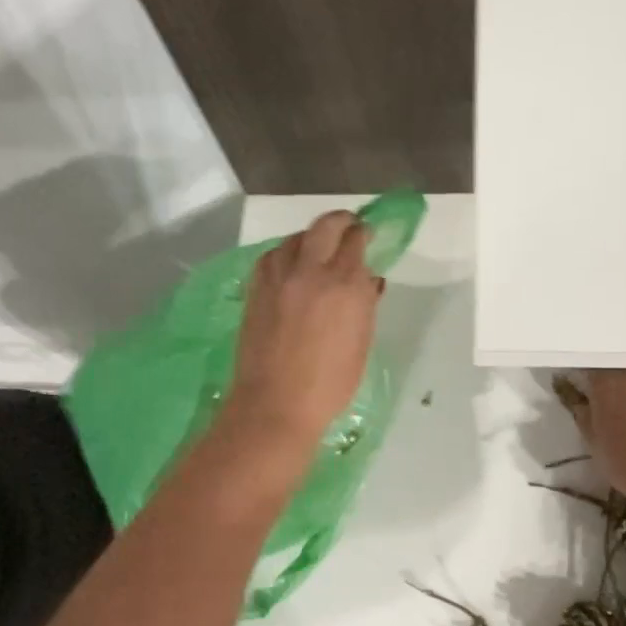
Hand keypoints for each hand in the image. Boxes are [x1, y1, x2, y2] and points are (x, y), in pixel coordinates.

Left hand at [222, 210, 382, 446]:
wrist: (276, 404)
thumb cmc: (330, 384)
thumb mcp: (361, 343)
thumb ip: (365, 305)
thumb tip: (368, 282)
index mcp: (345, 285)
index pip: (357, 240)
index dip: (364, 233)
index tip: (368, 235)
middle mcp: (312, 271)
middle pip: (325, 225)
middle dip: (341, 221)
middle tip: (348, 228)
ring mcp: (279, 277)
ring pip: (296, 237)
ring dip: (311, 237)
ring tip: (318, 248)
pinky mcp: (256, 288)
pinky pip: (273, 255)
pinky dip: (286, 254)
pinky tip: (291, 266)